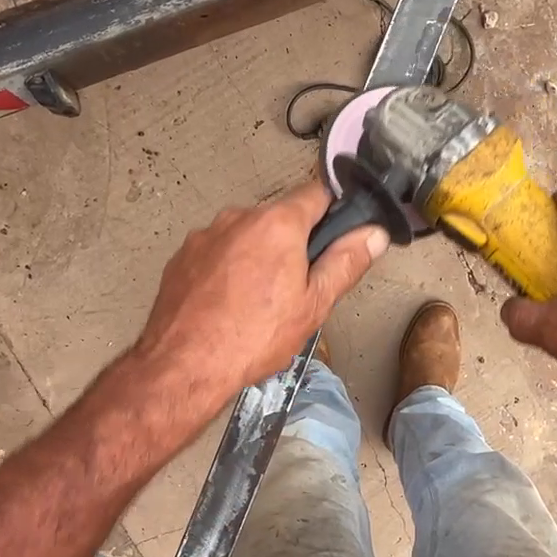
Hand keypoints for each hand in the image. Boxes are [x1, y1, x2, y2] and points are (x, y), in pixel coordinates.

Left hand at [135, 181, 387, 405]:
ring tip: (259, 304)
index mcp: (278, 224)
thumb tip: (373, 236)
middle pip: (280, 218)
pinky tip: (231, 306)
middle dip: (293, 245)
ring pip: (247, 237)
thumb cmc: (249, 338)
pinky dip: (228, 272)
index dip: (333, 212)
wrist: (184, 363)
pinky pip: (218, 253)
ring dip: (258, 259)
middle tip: (298, 287)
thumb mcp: (314, 305)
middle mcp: (239, 218)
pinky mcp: (183, 256)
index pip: (317, 193)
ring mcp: (206, 235)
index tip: (338, 235)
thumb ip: (346, 263)